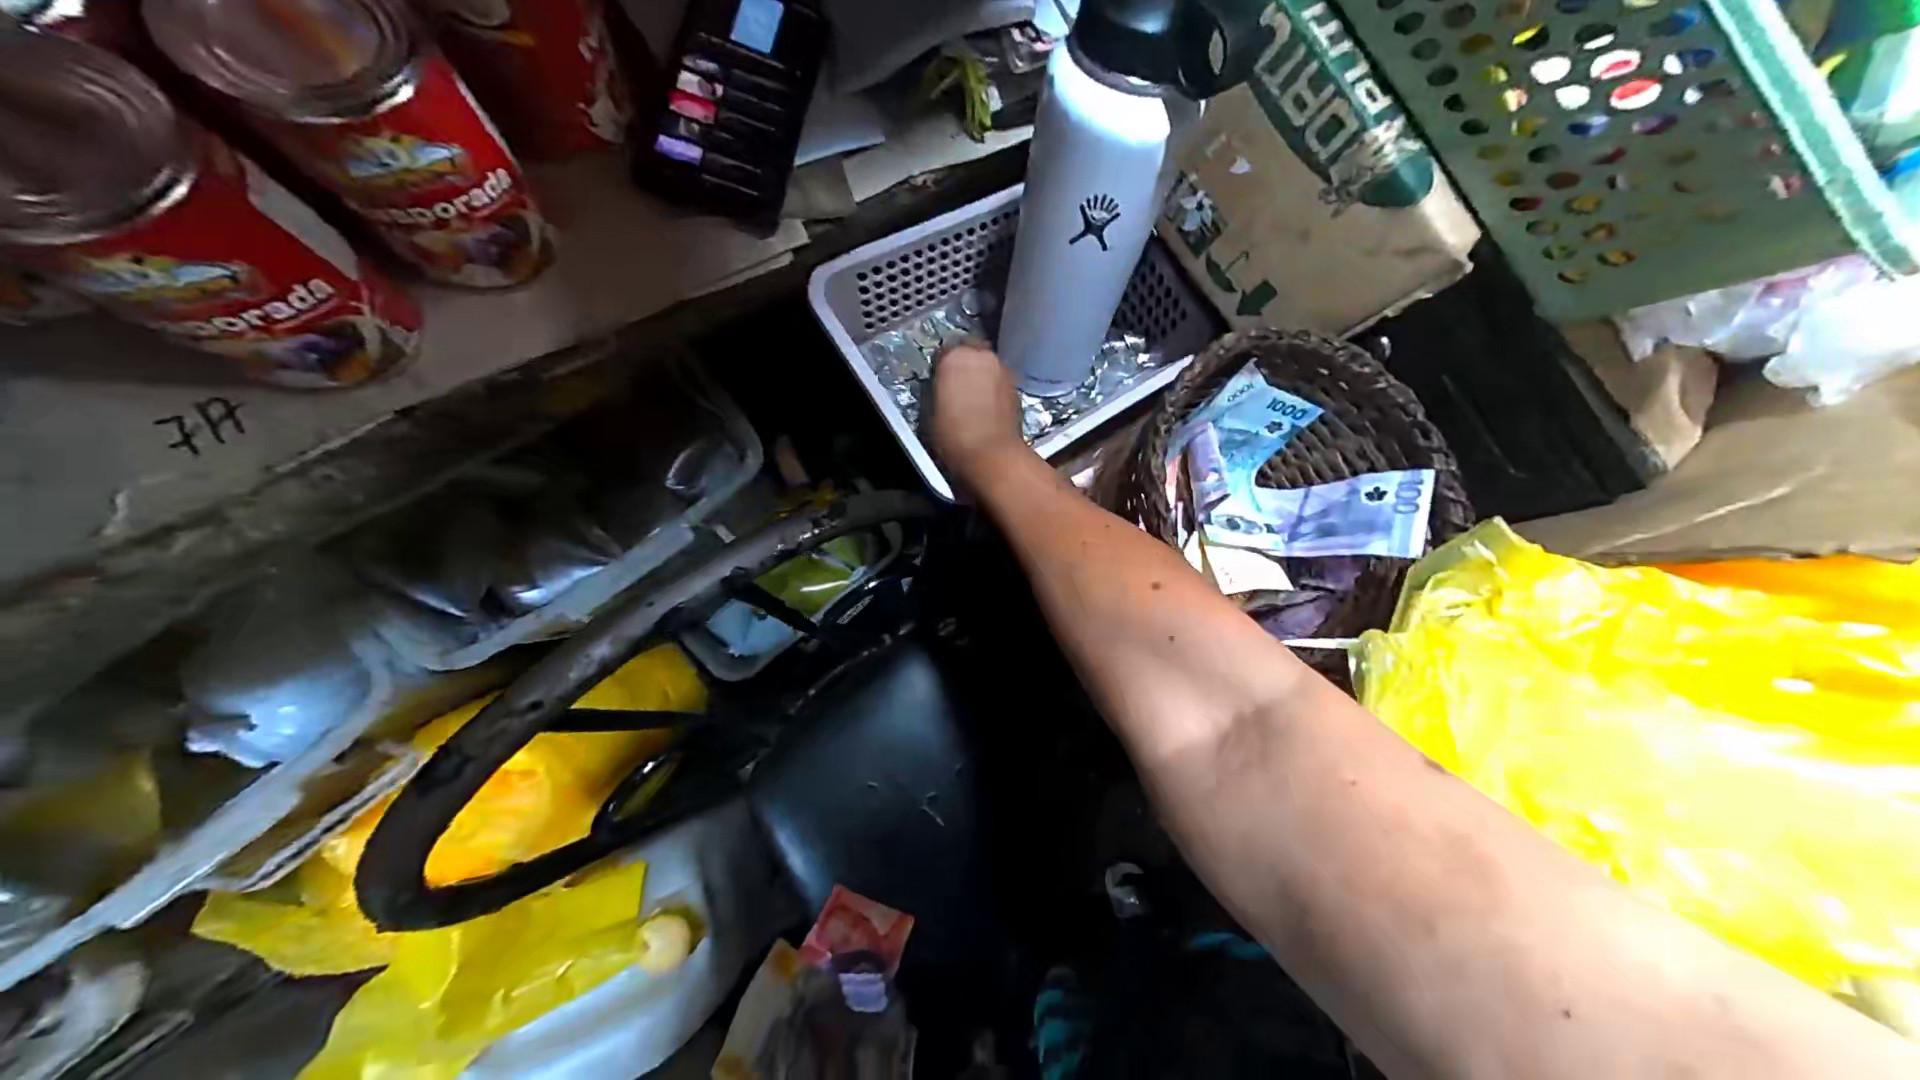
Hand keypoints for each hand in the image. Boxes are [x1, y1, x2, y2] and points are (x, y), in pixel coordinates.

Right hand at [930, 344, 1026, 485]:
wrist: (993, 455)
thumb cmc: (954, 435)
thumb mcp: (930, 411)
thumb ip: (937, 389)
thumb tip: (942, 386)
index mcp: (955, 357)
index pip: (944, 351)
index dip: (940, 367)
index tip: (938, 382)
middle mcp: (982, 356)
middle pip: (971, 352)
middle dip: (964, 365)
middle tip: (956, 387)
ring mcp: (1003, 370)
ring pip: (988, 366)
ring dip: (980, 376)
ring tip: (973, 398)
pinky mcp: (1016, 387)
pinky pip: (999, 381)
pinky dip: (993, 389)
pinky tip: (987, 407)